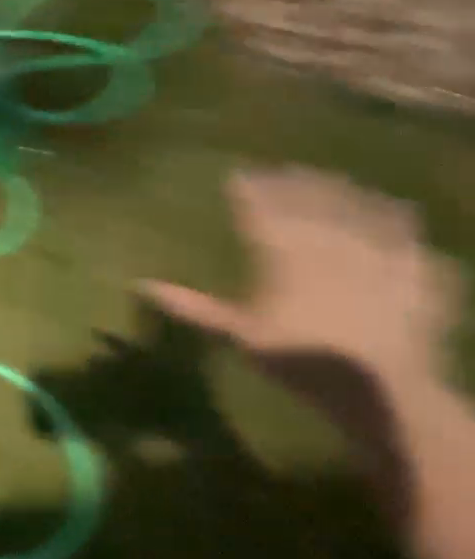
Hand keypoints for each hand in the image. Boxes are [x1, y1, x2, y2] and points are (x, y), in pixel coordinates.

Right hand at [140, 167, 460, 385]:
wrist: (382, 392)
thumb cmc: (298, 360)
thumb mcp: (237, 334)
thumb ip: (194, 306)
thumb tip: (139, 284)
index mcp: (283, 259)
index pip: (262, 212)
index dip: (249, 190)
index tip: (237, 173)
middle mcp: (329, 249)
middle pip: (310, 206)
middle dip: (295, 184)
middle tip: (283, 167)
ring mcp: (379, 260)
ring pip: (358, 213)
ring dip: (344, 193)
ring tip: (332, 177)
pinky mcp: (419, 277)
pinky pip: (410, 238)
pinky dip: (402, 220)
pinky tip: (399, 209)